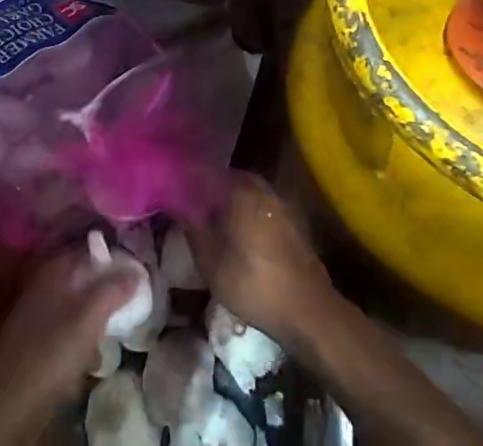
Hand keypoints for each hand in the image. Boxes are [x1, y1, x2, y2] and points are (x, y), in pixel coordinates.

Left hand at [0, 245, 140, 445]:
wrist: (8, 400)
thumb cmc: (52, 349)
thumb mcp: (90, 315)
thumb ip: (114, 288)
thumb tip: (137, 271)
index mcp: (54, 268)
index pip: (88, 246)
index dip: (112, 254)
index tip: (135, 265)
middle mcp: (42, 282)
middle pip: (82, 274)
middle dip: (104, 285)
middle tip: (128, 298)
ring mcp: (36, 310)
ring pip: (74, 301)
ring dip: (93, 313)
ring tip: (112, 328)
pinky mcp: (34, 337)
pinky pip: (65, 325)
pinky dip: (80, 334)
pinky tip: (90, 354)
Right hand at [185, 172, 333, 341]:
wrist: (306, 309)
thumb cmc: (252, 284)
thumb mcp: (211, 262)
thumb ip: (194, 228)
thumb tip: (180, 206)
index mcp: (241, 191)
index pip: (209, 173)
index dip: (191, 181)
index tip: (176, 190)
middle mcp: (263, 188)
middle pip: (232, 179)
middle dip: (212, 188)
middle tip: (195, 204)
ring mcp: (282, 203)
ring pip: (250, 191)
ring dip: (232, 199)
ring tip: (216, 218)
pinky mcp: (294, 220)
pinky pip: (263, 206)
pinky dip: (249, 211)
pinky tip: (241, 231)